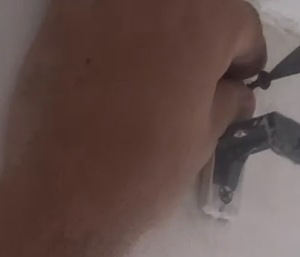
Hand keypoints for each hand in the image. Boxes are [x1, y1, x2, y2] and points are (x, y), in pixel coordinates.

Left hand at [1, 0, 266, 241]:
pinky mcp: (60, 16)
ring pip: (142, 9)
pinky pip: (95, 14)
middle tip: (186, 82)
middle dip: (195, 39)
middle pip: (191, 9)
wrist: (61, 195)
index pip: (240, 25)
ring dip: (150, 32)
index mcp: (208, 14)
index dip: (239, 62)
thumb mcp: (199, 144)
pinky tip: (99, 69)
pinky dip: (104, 33)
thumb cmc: (141, 174)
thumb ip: (224, 104)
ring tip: (140, 76)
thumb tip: (234, 94)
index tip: (232, 85)